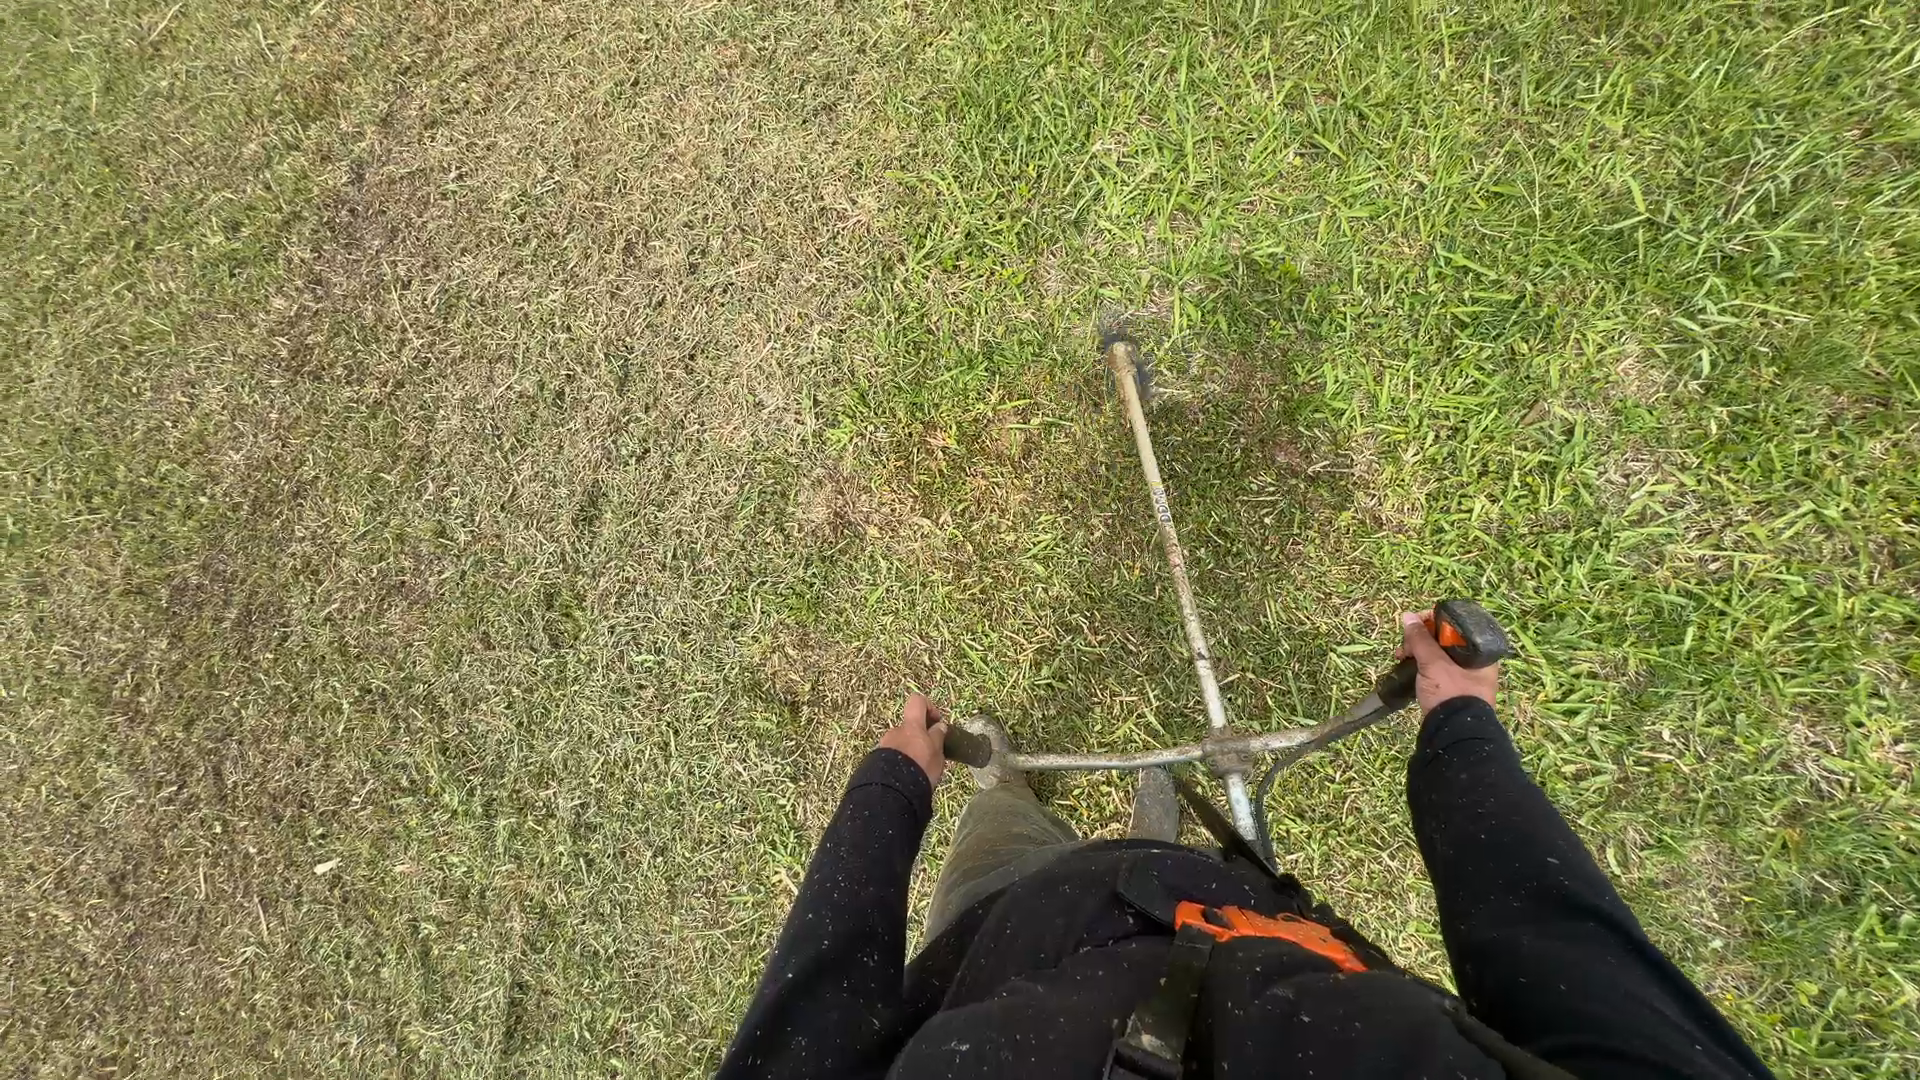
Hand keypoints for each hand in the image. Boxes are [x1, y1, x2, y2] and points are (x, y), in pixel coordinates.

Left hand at [878, 693, 949, 785]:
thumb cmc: (920, 768)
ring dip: (909, 752)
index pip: (918, 702)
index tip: (936, 723)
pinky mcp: (876, 761)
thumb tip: (939, 725)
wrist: (893, 792)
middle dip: (919, 739)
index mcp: (911, 726)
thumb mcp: (937, 752)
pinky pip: (891, 757)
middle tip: (929, 756)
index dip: (929, 707)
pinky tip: (906, 777)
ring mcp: (884, 746)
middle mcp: (895, 732)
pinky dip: (899, 763)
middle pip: (909, 727)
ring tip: (918, 771)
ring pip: (900, 743)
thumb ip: (938, 736)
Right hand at [1396, 611, 1498, 714]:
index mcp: (1481, 652)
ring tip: (1401, 657)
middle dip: (1420, 638)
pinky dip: (1419, 663)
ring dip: (1416, 651)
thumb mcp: (1434, 663)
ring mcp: (1463, 674)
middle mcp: (1475, 661)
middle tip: (1405, 646)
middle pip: (1443, 638)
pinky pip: (1434, 666)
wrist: (1454, 731)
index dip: (1432, 621)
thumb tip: (1408, 616)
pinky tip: (1407, 666)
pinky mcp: (1451, 686)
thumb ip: (1420, 639)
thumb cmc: (1451, 693)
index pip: (1456, 625)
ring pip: (1436, 652)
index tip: (1413, 626)